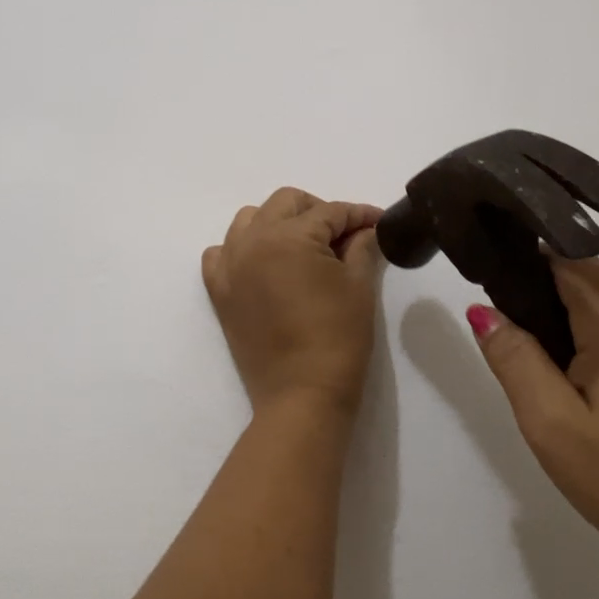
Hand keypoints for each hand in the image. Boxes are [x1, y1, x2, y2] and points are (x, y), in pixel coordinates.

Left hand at [202, 188, 385, 417]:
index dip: (358, 214)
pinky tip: (264, 265)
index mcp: (289, 237)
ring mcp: (230, 266)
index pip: (329, 212)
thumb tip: (365, 230)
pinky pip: (221, 253)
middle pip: (286, 203)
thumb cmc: (338, 339)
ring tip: (304, 247)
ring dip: (279, 223)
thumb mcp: (358, 287)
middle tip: (344, 235)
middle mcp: (252, 241)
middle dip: (318, 211)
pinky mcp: (219, 291)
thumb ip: (361, 248)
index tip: (378, 222)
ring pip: (250, 220)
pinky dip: (241, 249)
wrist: (301, 396)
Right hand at [466, 257, 598, 598]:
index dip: (530, 259)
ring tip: (552, 397)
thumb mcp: (553, 427)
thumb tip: (484, 310)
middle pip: (591, 296)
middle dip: (547, 310)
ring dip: (576, 345)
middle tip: (514, 357)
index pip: (570, 262)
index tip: (495, 275)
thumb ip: (516, 362)